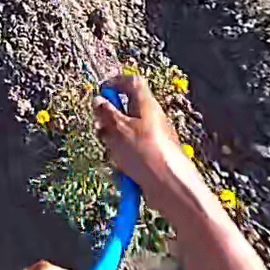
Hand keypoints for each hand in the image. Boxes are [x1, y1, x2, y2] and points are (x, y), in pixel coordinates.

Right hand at [92, 73, 204, 203]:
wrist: (170, 187)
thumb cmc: (145, 153)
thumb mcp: (118, 129)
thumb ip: (105, 113)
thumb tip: (98, 101)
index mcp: (145, 104)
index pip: (131, 82)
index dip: (115, 82)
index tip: (100, 92)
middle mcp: (150, 118)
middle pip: (124, 110)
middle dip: (108, 121)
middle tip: (101, 130)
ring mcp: (150, 139)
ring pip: (123, 134)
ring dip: (113, 143)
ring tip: (115, 155)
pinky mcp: (150, 157)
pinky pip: (129, 153)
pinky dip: (122, 160)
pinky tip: (123, 171)